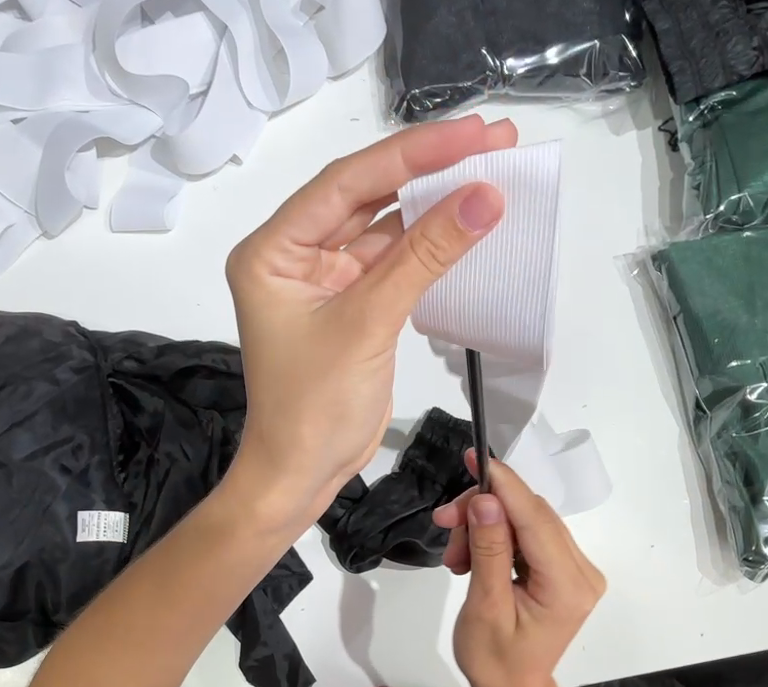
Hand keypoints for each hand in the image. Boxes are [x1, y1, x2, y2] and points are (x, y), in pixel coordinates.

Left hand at [224, 116, 515, 523]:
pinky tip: (469, 218)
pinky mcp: (350, 303)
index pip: (345, 184)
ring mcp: (323, 279)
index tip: (472, 133)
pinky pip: (393, 260)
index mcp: (271, 253)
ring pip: (384, 226)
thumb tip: (486, 196)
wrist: (302, 471)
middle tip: (496, 139)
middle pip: (365, 196)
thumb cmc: (313, 407)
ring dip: (435, 203)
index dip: (412, 154)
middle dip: (429, 168)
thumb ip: (425, 256)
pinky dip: (430, 244)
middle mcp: (292, 256)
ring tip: (495, 168)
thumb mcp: (367, 324)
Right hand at [436, 453, 605, 686]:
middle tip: (441, 522)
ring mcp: (575, 571)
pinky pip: (527, 538)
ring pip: (526, 523)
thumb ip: (489, 551)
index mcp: (568, 585)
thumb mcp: (484, 607)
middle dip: (483, 510)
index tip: (474, 458)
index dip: (504, 486)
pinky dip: (494, 540)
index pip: (536, 519)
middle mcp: (582, 571)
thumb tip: (485, 501)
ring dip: (484, 527)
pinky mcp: (562, 572)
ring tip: (454, 557)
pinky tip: (470, 557)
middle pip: (532, 516)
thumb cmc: (494, 660)